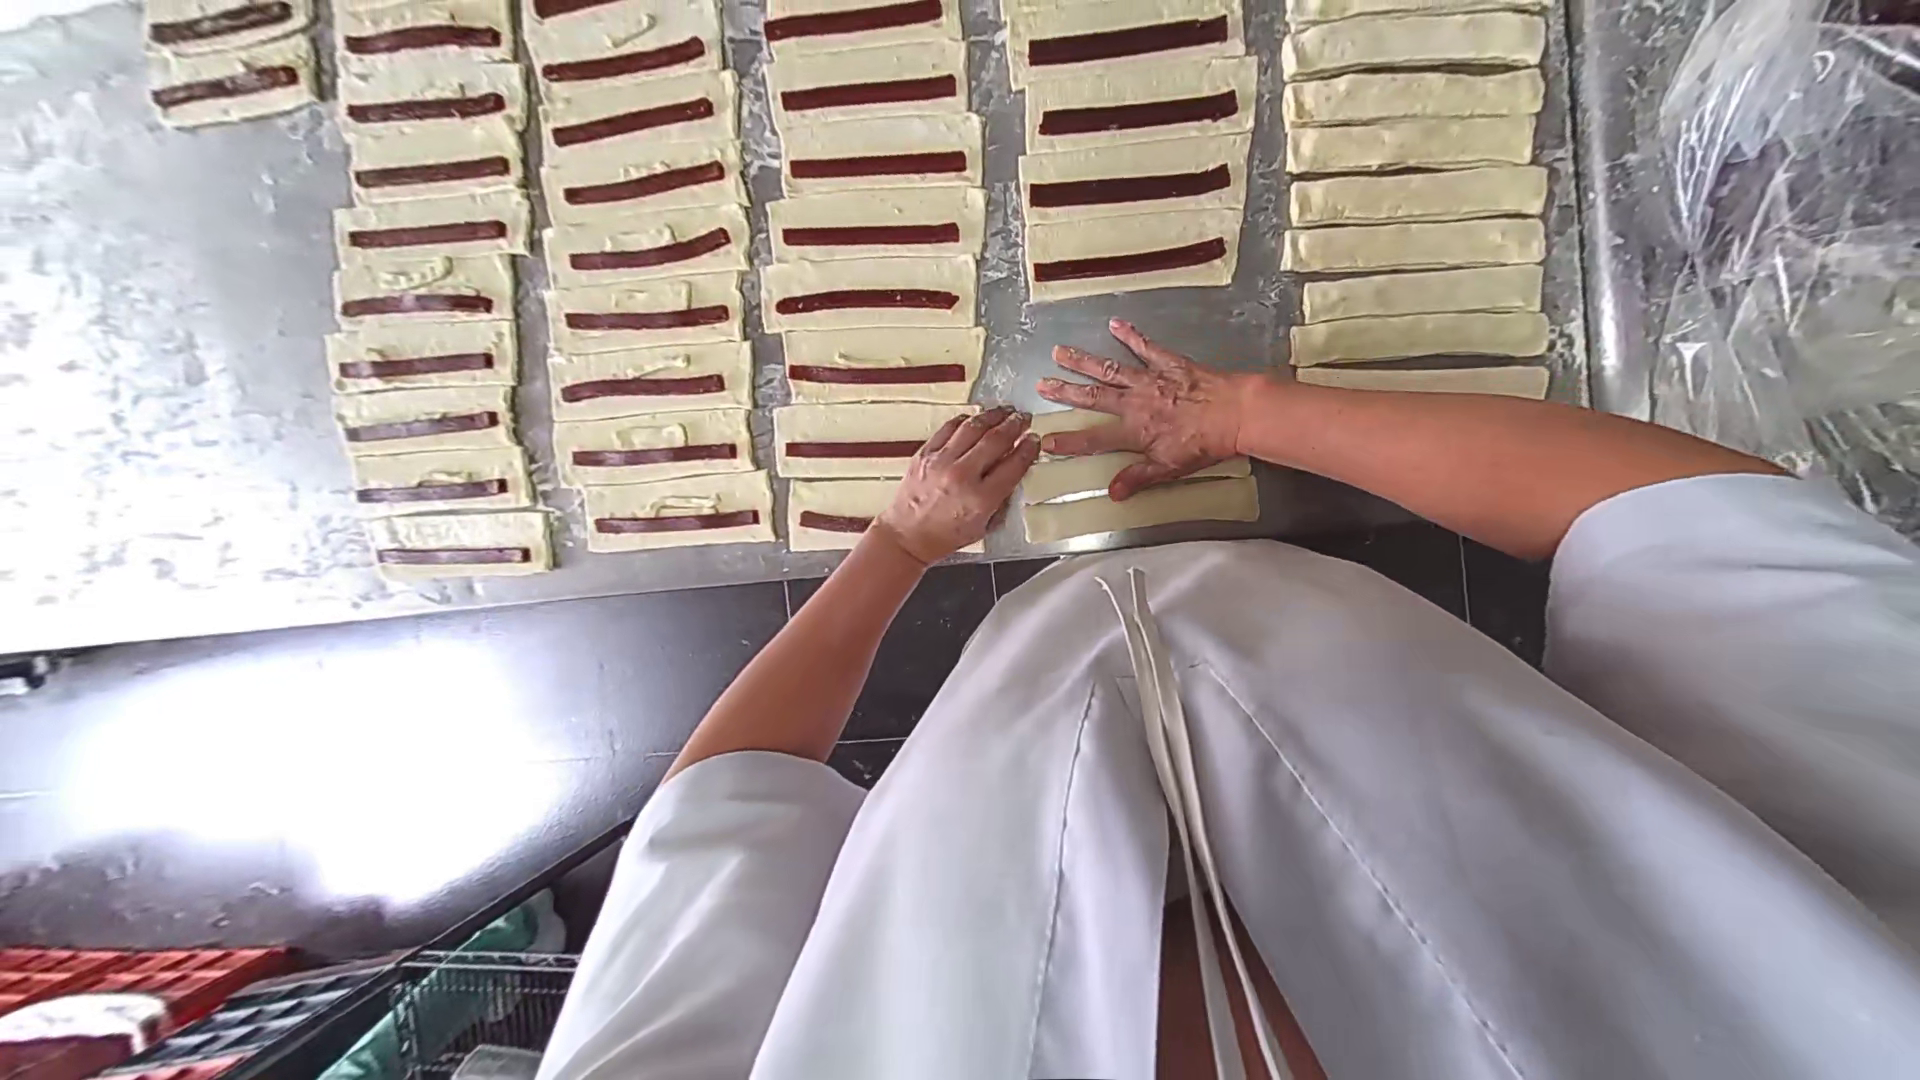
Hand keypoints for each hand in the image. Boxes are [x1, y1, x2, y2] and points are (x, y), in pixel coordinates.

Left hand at [872, 406, 1040, 564]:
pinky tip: (975, 418)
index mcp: (981, 499)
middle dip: (1014, 425)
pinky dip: (965, 420)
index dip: (1028, 448)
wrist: (908, 536)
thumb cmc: (946, 535)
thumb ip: (1003, 498)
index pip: (1013, 465)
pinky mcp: (925, 454)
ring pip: (973, 427)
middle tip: (1023, 418)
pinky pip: (948, 428)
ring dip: (993, 416)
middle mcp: (962, 477)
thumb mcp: (985, 526)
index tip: (1034, 439)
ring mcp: (941, 462)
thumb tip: (1014, 470)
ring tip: (1004, 411)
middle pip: (996, 440)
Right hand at [1037, 319, 1253, 499]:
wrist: (1237, 413)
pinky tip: (1114, 324)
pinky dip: (1130, 335)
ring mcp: (1149, 380)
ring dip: (1083, 361)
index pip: (1093, 439)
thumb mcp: (1170, 468)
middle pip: (1092, 397)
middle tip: (1041, 384)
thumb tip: (1112, 493)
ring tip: (1060, 352)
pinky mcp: (1168, 363)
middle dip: (1064, 391)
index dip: (1069, 442)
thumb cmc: (1204, 444)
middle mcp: (1134, 402)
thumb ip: (1138, 477)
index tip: (1046, 441)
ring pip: (1109, 369)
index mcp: (1134, 431)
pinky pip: (1145, 347)